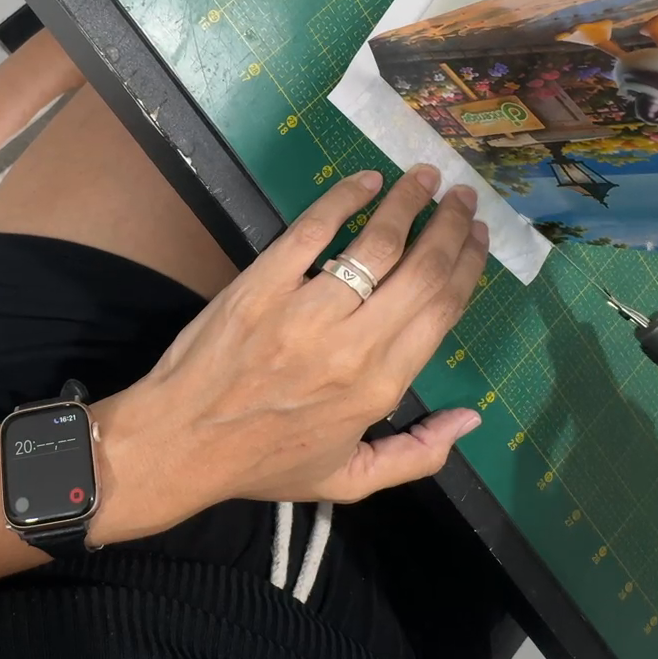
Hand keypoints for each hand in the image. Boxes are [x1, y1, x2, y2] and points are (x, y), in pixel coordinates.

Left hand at [91, 166, 488, 543]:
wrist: (180, 443)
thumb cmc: (263, 462)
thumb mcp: (348, 481)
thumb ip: (416, 455)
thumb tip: (471, 419)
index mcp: (379, 387)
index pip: (441, 310)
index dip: (467, 265)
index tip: (477, 236)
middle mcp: (352, 345)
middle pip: (420, 270)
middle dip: (449, 226)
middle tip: (459, 196)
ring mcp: (304, 310)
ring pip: (374, 244)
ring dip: (405, 203)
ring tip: (421, 178)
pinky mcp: (261, 284)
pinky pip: (311, 230)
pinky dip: (342, 199)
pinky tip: (362, 181)